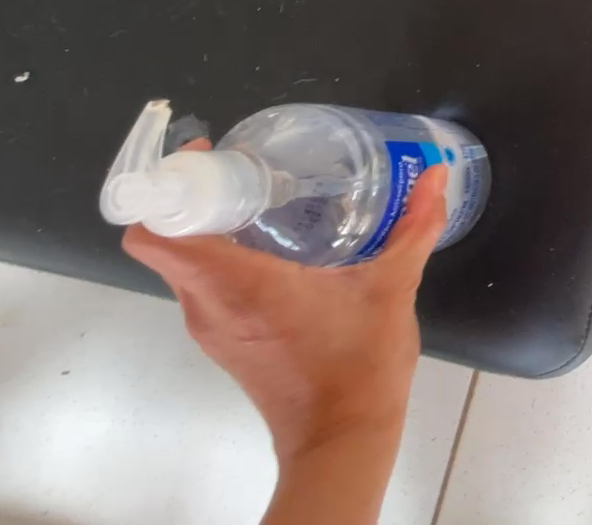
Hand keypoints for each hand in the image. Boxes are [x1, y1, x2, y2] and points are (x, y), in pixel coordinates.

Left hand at [124, 146, 448, 524]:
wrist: (342, 434)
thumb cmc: (360, 361)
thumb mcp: (394, 285)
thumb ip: (416, 226)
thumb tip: (435, 173)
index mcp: (237, 287)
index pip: (156, 234)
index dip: (164, 188)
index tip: (210, 156)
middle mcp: (209, 305)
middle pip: (168, 241)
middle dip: (199, 195)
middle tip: (256, 166)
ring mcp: (213, 326)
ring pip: (186, 263)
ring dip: (213, 225)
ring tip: (273, 195)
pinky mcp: (228, 338)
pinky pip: (206, 283)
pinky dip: (227, 252)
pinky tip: (284, 241)